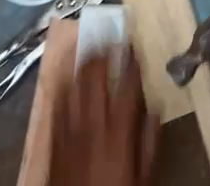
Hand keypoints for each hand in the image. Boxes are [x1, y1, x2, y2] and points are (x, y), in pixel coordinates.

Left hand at [47, 50, 156, 185]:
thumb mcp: (141, 175)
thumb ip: (149, 142)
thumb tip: (155, 110)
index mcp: (118, 132)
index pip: (127, 87)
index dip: (131, 63)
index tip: (135, 46)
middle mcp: (93, 124)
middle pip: (96, 78)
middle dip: (103, 53)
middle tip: (110, 37)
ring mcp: (70, 129)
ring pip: (74, 85)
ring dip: (82, 63)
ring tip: (90, 45)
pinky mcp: (54, 137)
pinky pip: (57, 103)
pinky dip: (62, 84)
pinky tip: (65, 73)